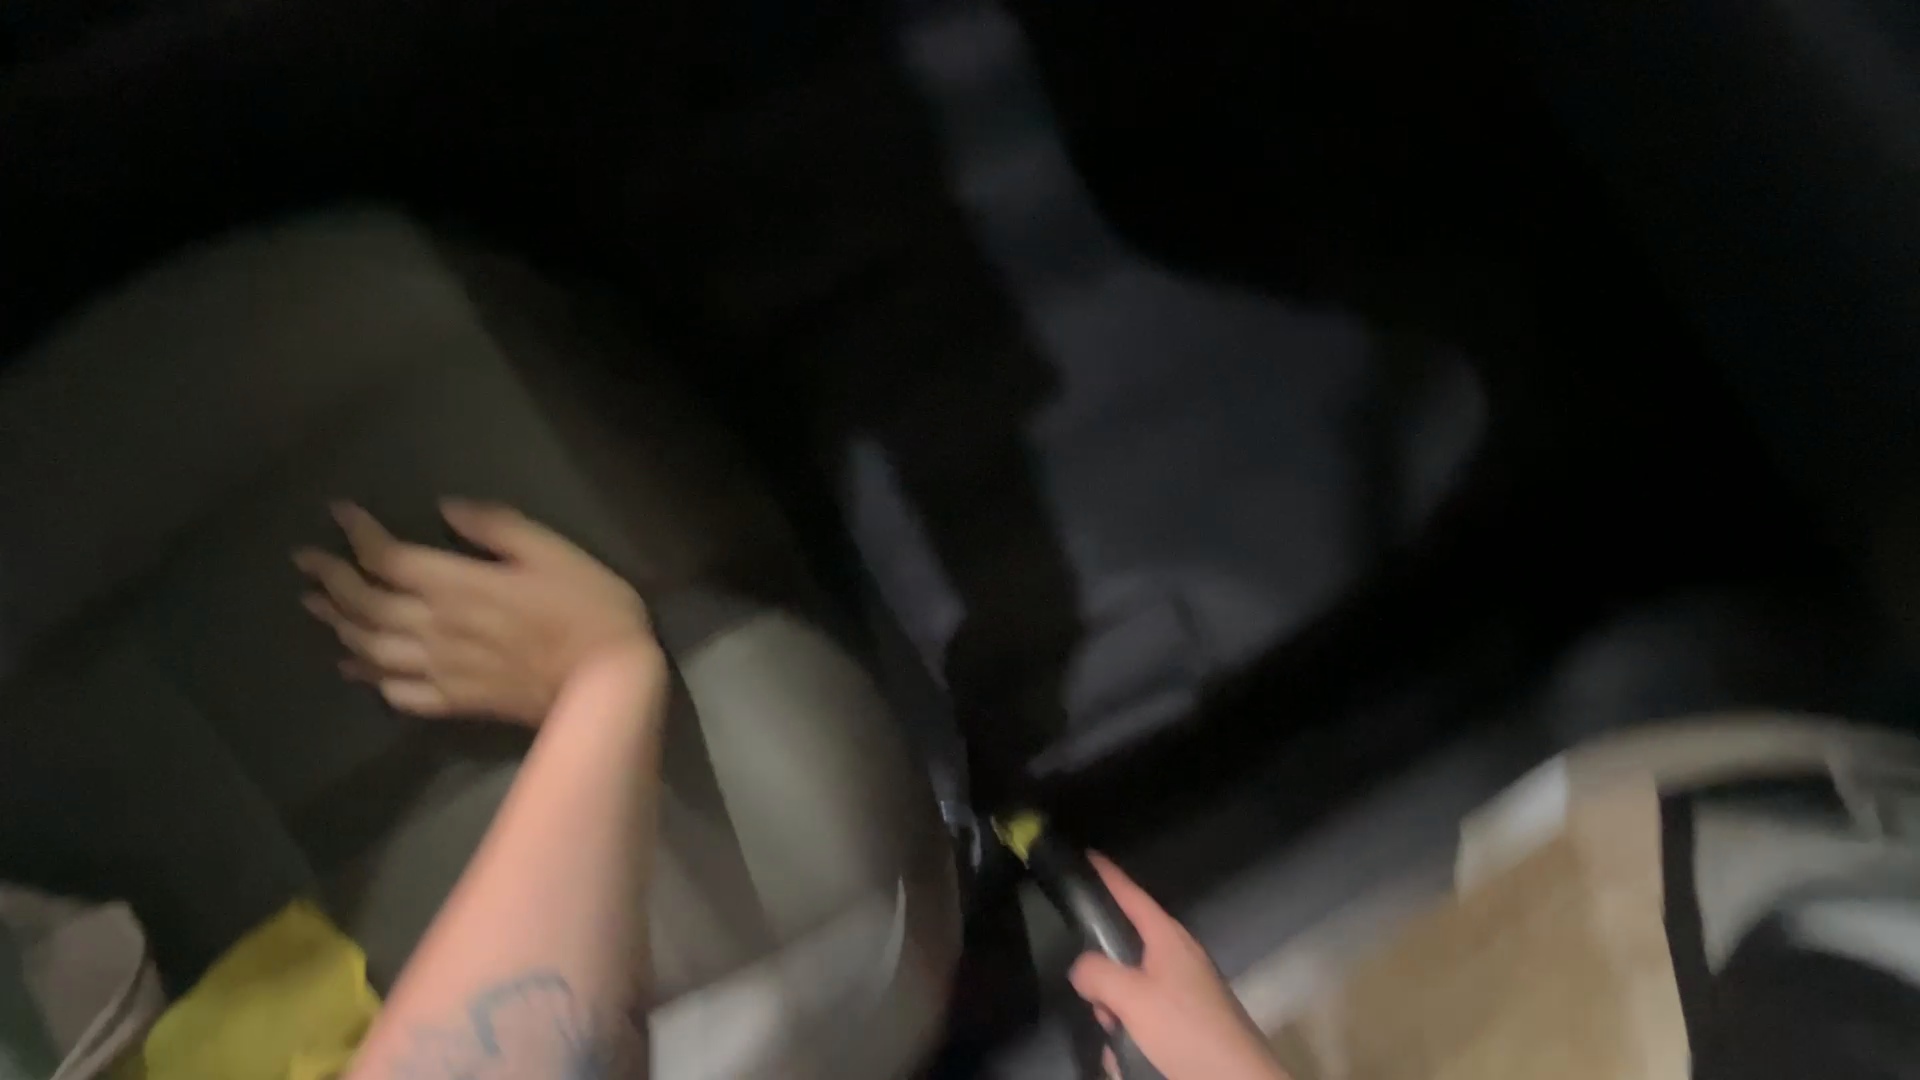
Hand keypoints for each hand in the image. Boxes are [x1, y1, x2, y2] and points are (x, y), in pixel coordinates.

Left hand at [295, 499, 656, 724]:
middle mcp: (435, 627)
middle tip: (306, 562)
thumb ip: (501, 529)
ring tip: (318, 608)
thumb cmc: (591, 609)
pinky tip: (358, 672)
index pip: (388, 557)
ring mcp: (442, 669)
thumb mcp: (557, 553)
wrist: (609, 682)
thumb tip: (449, 508)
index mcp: (459, 586)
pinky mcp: (458, 701)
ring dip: (339, 626)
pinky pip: (399, 693)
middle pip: (367, 604)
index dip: (358, 535)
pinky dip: (370, 680)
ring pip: (370, 648)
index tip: (340, 513)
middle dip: (332, 579)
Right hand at [1069, 856, 1289, 1079]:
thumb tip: (1082, 968)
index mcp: (1167, 938)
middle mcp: (1178, 956)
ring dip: (1117, 1012)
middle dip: (1104, 974)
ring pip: (1133, 988)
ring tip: (1116, 1042)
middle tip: (1094, 1001)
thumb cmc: (1187, 1030)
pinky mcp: (1191, 1020)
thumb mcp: (1132, 998)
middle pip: (1126, 947)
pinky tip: (1129, 1061)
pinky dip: (1134, 1034)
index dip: (1108, 874)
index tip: (1088, 855)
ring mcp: (1187, 989)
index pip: (1131, 894)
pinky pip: (1148, 1016)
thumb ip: (1098, 974)